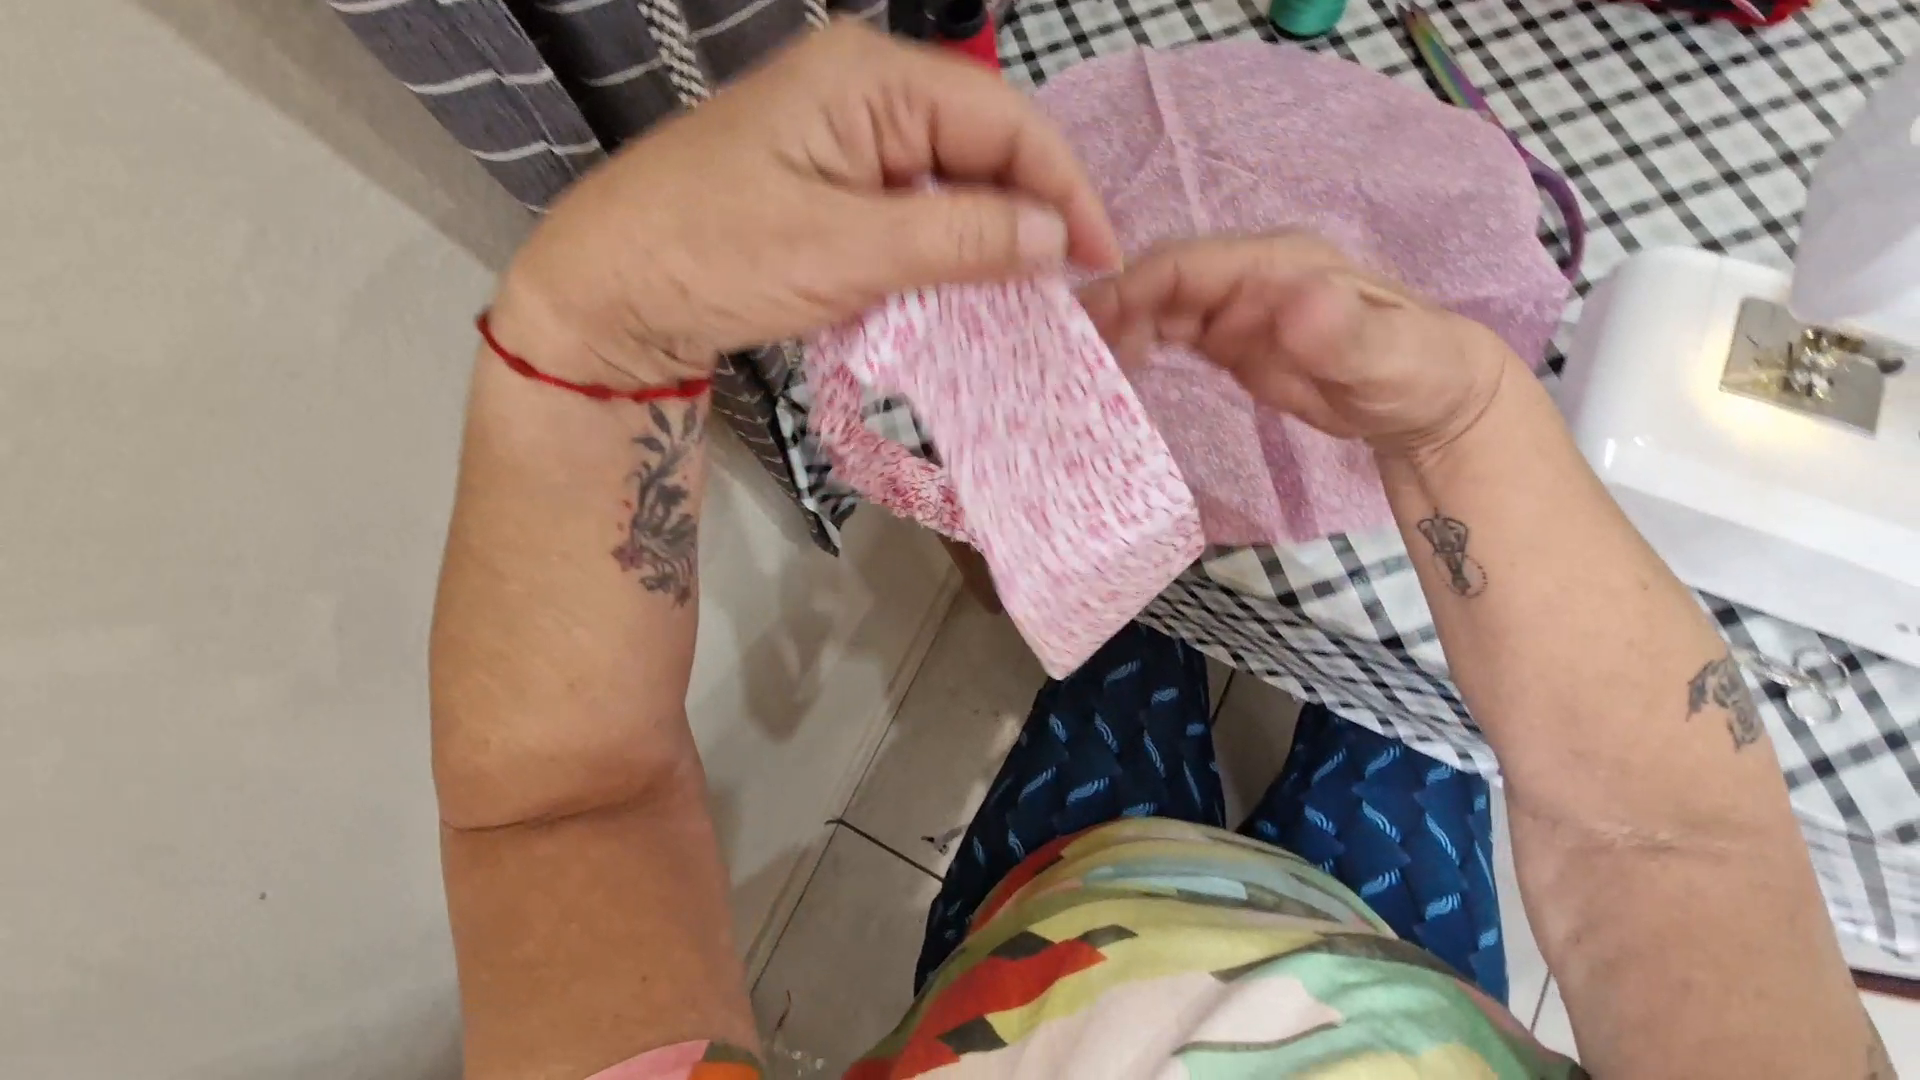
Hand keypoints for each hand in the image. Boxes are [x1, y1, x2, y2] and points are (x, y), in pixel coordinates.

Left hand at [487, 22, 1120, 390]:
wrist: (613, 293)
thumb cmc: (718, 258)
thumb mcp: (850, 251)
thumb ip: (961, 238)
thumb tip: (1055, 240)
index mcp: (871, 78)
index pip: (1004, 121)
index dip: (1064, 190)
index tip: (1100, 260)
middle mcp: (864, 91)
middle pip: (982, 145)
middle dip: (1031, 214)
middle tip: (1068, 287)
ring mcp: (845, 138)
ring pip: (952, 181)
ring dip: (991, 236)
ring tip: (1029, 294)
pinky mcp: (831, 182)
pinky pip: (913, 208)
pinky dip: (947, 248)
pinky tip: (969, 286)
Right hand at [1076, 233, 1513, 461]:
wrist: (1428, 400)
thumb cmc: (1416, 371)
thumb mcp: (1388, 355)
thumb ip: (1343, 331)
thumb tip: (1291, 302)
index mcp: (1276, 265)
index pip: (1189, 265)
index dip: (1134, 286)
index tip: (1087, 320)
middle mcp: (1247, 278)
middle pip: (1162, 284)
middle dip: (1113, 309)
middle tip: (1068, 350)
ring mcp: (1235, 310)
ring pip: (1159, 309)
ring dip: (1119, 330)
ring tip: (1081, 365)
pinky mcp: (1230, 342)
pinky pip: (1171, 336)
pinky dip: (1138, 347)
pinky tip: (1113, 370)